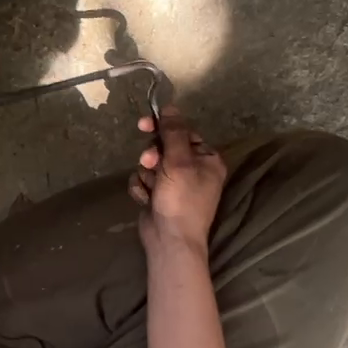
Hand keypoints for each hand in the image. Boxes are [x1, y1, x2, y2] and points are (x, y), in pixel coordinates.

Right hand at [129, 105, 225, 255]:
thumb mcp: (179, 162)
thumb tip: (171, 106)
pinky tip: (146, 199)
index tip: (143, 124)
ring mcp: (174, 184)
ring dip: (145, 175)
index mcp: (206, 159)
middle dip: (152, 157)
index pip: (182, 133)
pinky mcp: (158, 196)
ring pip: (149, 164)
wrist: (170, 240)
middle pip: (163, 147)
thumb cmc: (181, 199)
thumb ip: (174, 132)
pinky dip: (141, 189)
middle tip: (148, 163)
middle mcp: (192, 170)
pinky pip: (142, 181)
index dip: (162, 128)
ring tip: (151, 189)